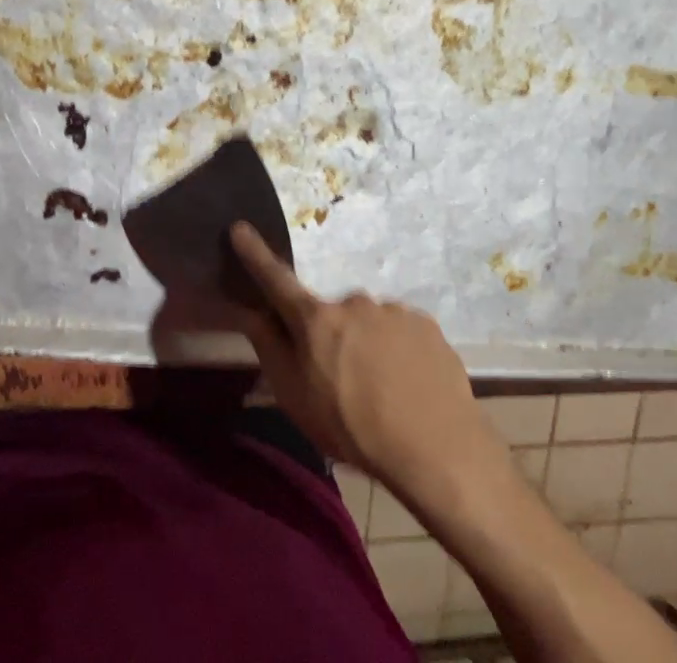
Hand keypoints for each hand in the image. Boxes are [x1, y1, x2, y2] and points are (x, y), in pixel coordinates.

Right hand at [228, 223, 511, 507]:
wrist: (437, 450)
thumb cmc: (351, 428)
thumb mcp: (294, 397)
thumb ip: (269, 347)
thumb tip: (250, 312)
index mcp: (315, 320)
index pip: (275, 279)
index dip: (254, 253)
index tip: (239, 228)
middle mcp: (353, 303)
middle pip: (328, 313)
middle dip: (328, 335)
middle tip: (338, 378)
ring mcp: (394, 311)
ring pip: (366, 322)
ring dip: (365, 343)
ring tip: (379, 387)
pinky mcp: (427, 326)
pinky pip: (398, 331)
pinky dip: (395, 350)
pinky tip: (404, 382)